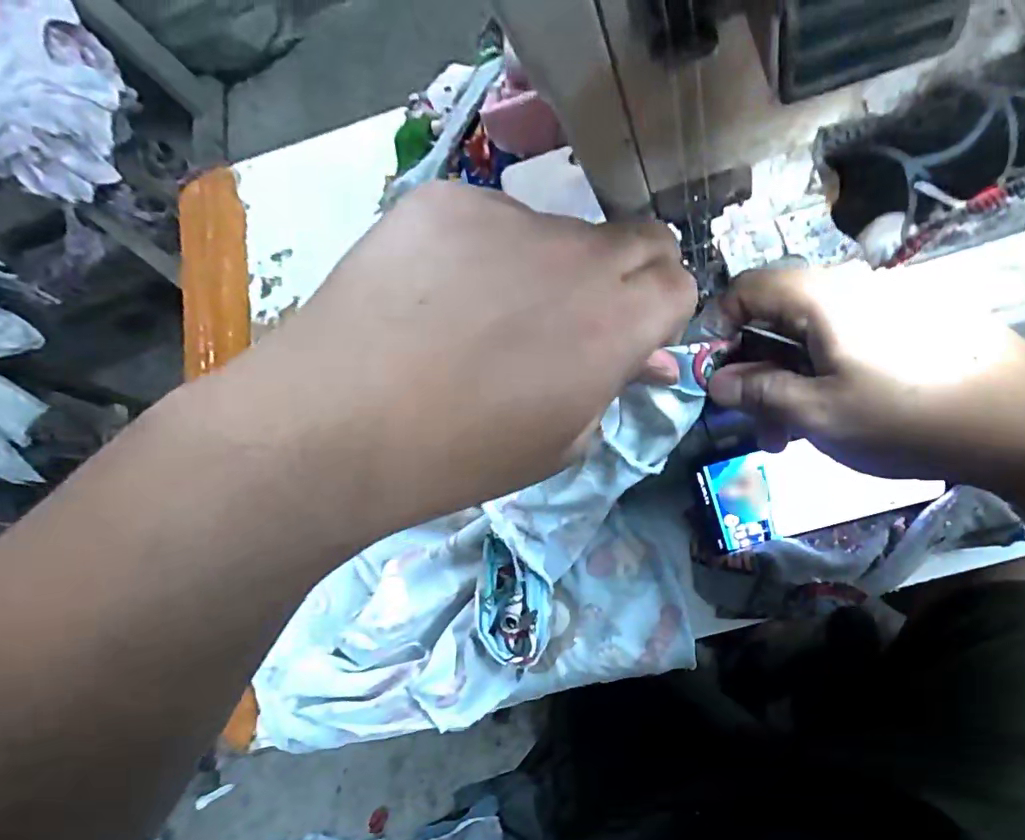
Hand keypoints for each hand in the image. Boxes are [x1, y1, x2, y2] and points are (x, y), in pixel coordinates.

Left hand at [202, 181, 693, 530]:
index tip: (639, 336)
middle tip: (589, 316)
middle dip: (635, 273)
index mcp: (619, 323)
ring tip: (497, 312)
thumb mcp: (567, 438)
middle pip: (642, 237)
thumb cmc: (470, 454)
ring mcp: (510, 219)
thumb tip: (648, 359)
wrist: (343, 424)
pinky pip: (495, 218)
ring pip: (564, 230)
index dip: (666, 310)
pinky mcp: (446, 201)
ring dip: (558, 265)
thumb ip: (617, 385)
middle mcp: (579, 257)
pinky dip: (491, 249)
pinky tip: (447, 293)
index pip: (681, 282)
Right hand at [707, 262, 1024, 486]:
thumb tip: (719, 381)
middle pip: (781, 316)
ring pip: (820, 335)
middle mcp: (852, 285)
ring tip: (807, 436)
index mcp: (819, 296)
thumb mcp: (820, 416)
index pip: (745, 288)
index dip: (721, 333)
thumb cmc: (904, 418)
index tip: (723, 384)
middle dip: (761, 373)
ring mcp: (890, 301)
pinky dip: (836, 375)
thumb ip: (762, 395)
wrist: (1015, 419)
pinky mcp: (919, 322)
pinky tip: (853, 414)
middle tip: (769, 432)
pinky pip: (856, 340)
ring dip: (798, 382)